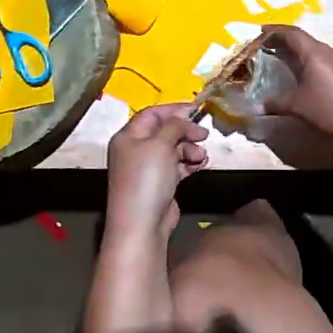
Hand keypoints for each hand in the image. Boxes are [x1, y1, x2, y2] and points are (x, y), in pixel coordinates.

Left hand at [106, 104, 208, 237]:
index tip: (197, 109)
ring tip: (200, 157)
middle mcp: (137, 149)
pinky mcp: (161, 182)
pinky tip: (200, 165)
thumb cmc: (147, 178)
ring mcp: (149, 167)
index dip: (174, 109)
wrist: (142, 223)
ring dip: (191, 149)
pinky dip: (190, 162)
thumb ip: (175, 126)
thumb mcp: (160, 144)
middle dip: (186, 132)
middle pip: (166, 131)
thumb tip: (186, 119)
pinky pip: (179, 164)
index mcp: (129, 136)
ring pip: (175, 148)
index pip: (152, 114)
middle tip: (203, 135)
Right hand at [260, 26, 332, 140]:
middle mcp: (327, 51)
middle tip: (264, 46)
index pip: (292, 33)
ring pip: (312, 49)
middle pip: (302, 39)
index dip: (274, 31)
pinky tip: (300, 73)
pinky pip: (320, 58)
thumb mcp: (298, 105)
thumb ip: (276, 103)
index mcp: (314, 52)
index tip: (259, 33)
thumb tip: (256, 107)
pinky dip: (306, 60)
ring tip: (279, 58)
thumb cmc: (329, 107)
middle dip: (282, 40)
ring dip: (295, 50)